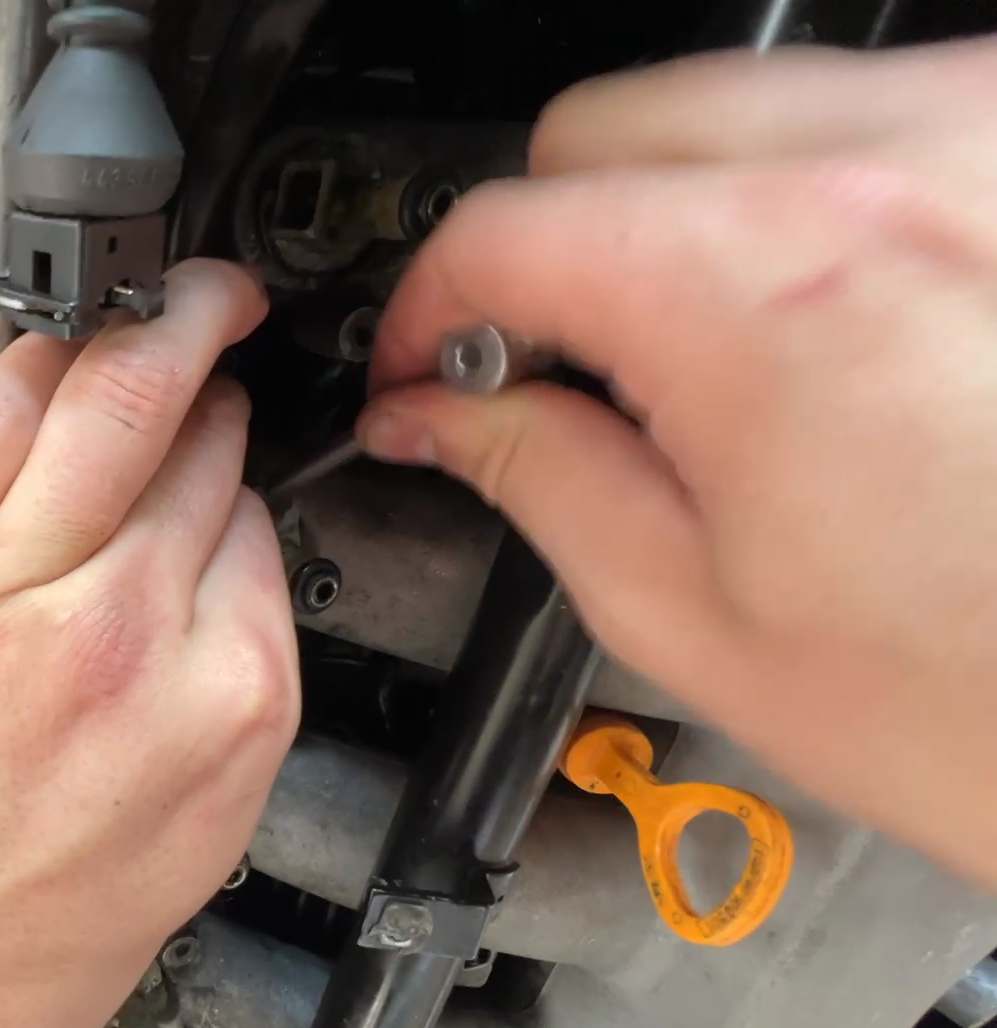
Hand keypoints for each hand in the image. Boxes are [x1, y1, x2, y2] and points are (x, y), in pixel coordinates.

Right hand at [358, 39, 996, 887]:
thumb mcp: (676, 602)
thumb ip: (527, 472)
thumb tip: (426, 416)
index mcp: (777, 295)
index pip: (501, 233)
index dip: (421, 309)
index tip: (416, 371)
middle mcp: (923, 172)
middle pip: (596, 131)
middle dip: (521, 249)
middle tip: (521, 361)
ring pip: (718, 113)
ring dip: (634, 230)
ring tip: (649, 358)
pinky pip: (848, 136)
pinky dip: (755, 219)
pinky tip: (765, 334)